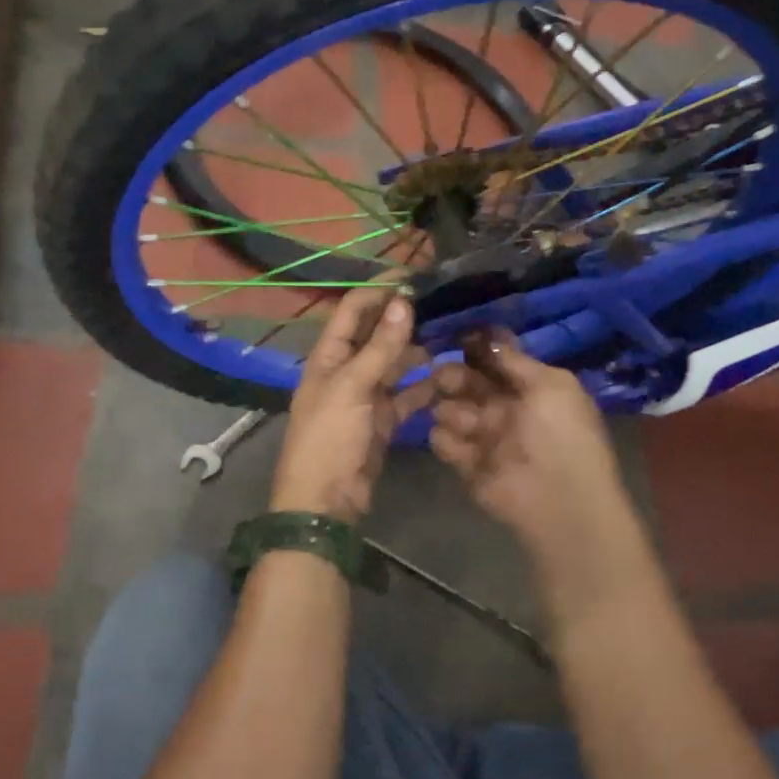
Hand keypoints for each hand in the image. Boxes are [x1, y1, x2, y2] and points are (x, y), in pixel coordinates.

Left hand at [269, 289, 434, 522]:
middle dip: (403, 318)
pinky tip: (448, 375)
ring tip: (451, 335)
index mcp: (328, 357)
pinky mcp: (383, 421)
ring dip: (417, 350)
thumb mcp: (353, 388)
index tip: (415, 278)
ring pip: (394, 364)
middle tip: (443, 303)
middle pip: (375, 335)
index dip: (379, 292)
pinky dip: (424, 386)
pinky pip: (406, 396)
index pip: (353, 311)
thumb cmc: (330, 439)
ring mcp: (365, 397)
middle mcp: (346, 371)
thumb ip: (380, 347)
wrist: (326, 501)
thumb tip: (404, 302)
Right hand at [429, 334, 640, 563]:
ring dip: (453, 409)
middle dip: (454, 375)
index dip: (476, 348)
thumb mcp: (550, 384)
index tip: (457, 339)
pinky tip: (462, 444)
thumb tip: (486, 337)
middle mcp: (505, 408)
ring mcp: (484, 436)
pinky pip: (443, 440)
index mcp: (531, 387)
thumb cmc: (561, 434)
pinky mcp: (467, 463)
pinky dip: (447, 439)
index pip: (496, 360)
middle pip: (467, 381)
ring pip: (450, 408)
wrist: (558, 499)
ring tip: (470, 423)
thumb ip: (515, 360)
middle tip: (443, 376)